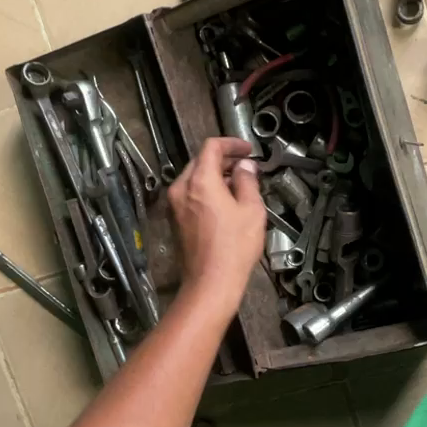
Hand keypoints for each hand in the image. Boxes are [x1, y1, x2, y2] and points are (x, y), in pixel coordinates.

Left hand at [167, 137, 265, 315]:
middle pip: (200, 161)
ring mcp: (174, 205)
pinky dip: (206, 191)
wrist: (210, 283)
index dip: (232, 144)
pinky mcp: (175, 220)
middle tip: (245, 166)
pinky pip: (190, 195)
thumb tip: (245, 166)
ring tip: (238, 184)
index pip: (211, 147)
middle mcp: (181, 189)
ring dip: (215, 176)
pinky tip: (224, 202)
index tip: (248, 150)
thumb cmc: (234, 247)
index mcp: (200, 181)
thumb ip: (247, 181)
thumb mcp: (251, 209)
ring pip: (194, 178)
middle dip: (223, 160)